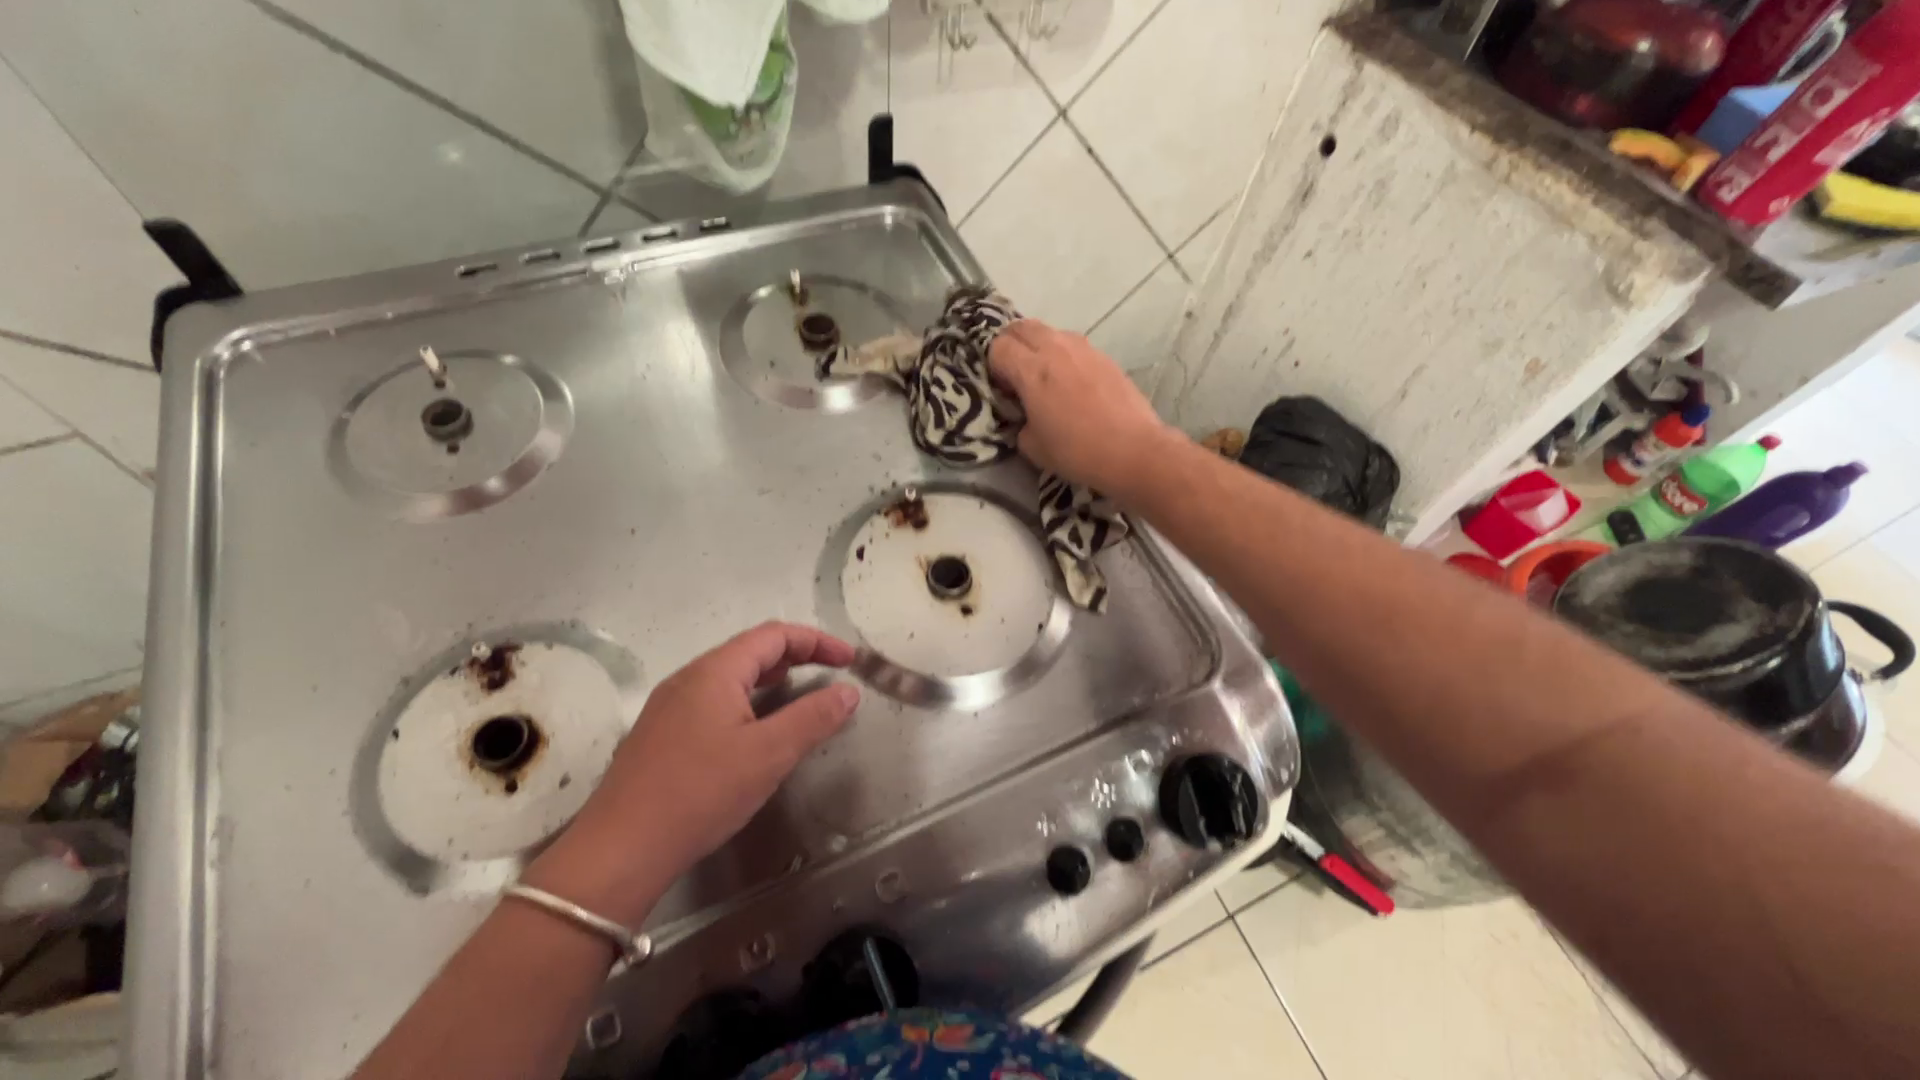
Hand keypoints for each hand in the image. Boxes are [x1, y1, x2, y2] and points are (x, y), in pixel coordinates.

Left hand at [524, 622, 859, 925]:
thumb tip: (849, 691)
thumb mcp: (769, 755)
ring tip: (801, 695)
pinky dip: (747, 701)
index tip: (850, 660)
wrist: (621, 849)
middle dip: (796, 656)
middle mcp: (687, 679)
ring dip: (770, 679)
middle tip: (831, 674)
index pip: (773, 636)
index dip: (816, 641)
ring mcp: (669, 707)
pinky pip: (713, 701)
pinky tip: (755, 731)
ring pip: (729, 677)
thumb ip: (813, 718)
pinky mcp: (661, 736)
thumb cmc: (700, 793)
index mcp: (714, 672)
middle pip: (749, 651)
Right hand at [988, 320, 1180, 495]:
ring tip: (1042, 376)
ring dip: (1036, 346)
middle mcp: (1055, 348)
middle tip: (1013, 373)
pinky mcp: (1103, 355)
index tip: (1002, 389)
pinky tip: (1069, 383)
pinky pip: (1071, 343)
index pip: (997, 346)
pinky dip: (1061, 354)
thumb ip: (1019, 420)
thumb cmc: (1077, 451)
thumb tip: (1023, 413)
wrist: (1133, 450)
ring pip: (1047, 331)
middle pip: (1020, 327)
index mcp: (1032, 370)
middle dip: (1010, 345)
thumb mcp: (1032, 445)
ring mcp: (1082, 348)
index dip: (993, 366)